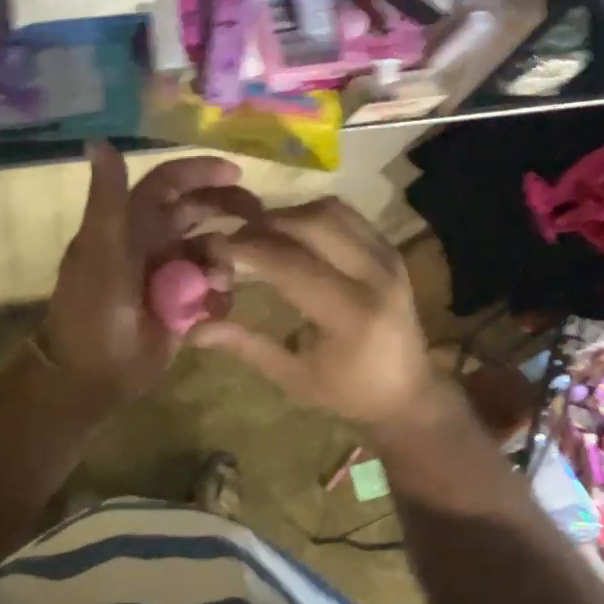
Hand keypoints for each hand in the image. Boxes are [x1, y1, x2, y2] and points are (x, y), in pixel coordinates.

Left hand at [40, 142, 260, 409]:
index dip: (200, 172)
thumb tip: (98, 140)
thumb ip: (107, 197)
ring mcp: (170, 276)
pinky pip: (214, 291)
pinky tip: (213, 308)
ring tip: (219, 280)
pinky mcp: (183, 307)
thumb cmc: (92, 307)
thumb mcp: (100, 248)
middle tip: (259, 218)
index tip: (236, 173)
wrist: (92, 374)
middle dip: (228, 210)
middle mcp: (152, 242)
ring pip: (212, 252)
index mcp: (130, 222)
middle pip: (199, 212)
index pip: (169, 183)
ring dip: (223, 261)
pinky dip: (220, 295)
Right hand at [190, 197, 437, 429]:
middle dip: (266, 224)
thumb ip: (246, 346)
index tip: (214, 245)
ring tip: (263, 233)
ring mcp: (388, 258)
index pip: (290, 263)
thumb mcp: (294, 377)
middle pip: (312, 223)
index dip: (247, 248)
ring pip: (331, 211)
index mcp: (350, 315)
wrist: (409, 392)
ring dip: (291, 214)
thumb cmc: (348, 392)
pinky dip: (315, 215)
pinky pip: (349, 216)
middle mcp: (374, 277)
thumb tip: (194, 329)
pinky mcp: (392, 251)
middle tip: (236, 236)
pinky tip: (294, 232)